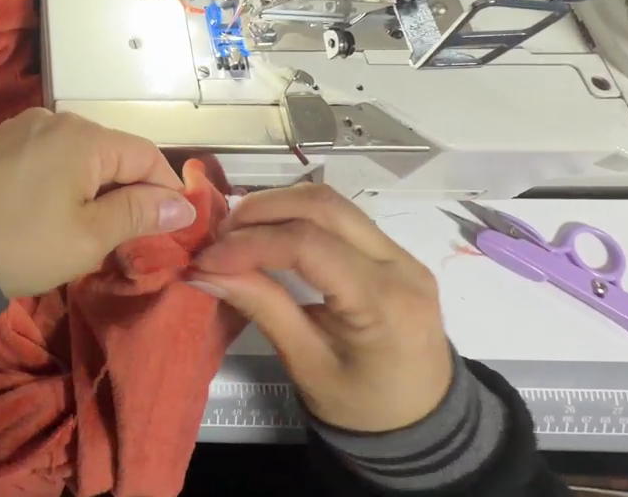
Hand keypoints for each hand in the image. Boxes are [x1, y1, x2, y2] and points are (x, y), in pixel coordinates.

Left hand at [0, 108, 195, 298]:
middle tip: (133, 237)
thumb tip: (181, 204)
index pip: (146, 154)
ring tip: (96, 228)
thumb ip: (138, 213)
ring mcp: (25, 126)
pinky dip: (66, 178)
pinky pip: (51, 154)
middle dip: (130, 190)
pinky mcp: (3, 140)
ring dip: (97, 185)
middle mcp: (57, 118)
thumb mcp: (89, 237)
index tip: (172, 229)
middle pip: (113, 151)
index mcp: (84, 136)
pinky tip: (59, 210)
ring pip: (82, 153)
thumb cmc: (23, 242)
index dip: (166, 191)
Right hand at [187, 183, 450, 432]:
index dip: (249, 243)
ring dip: (276, 206)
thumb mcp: (307, 365)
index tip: (207, 258)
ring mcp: (400, 253)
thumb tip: (204, 271)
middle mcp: (400, 264)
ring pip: (328, 200)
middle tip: (219, 235)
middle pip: (320, 205)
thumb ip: (261, 307)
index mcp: (384, 302)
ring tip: (237, 231)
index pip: (308, 244)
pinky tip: (267, 231)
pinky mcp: (391, 250)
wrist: (423, 427)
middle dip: (260, 210)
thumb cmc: (362, 407)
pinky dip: (294, 213)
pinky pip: (337, 214)